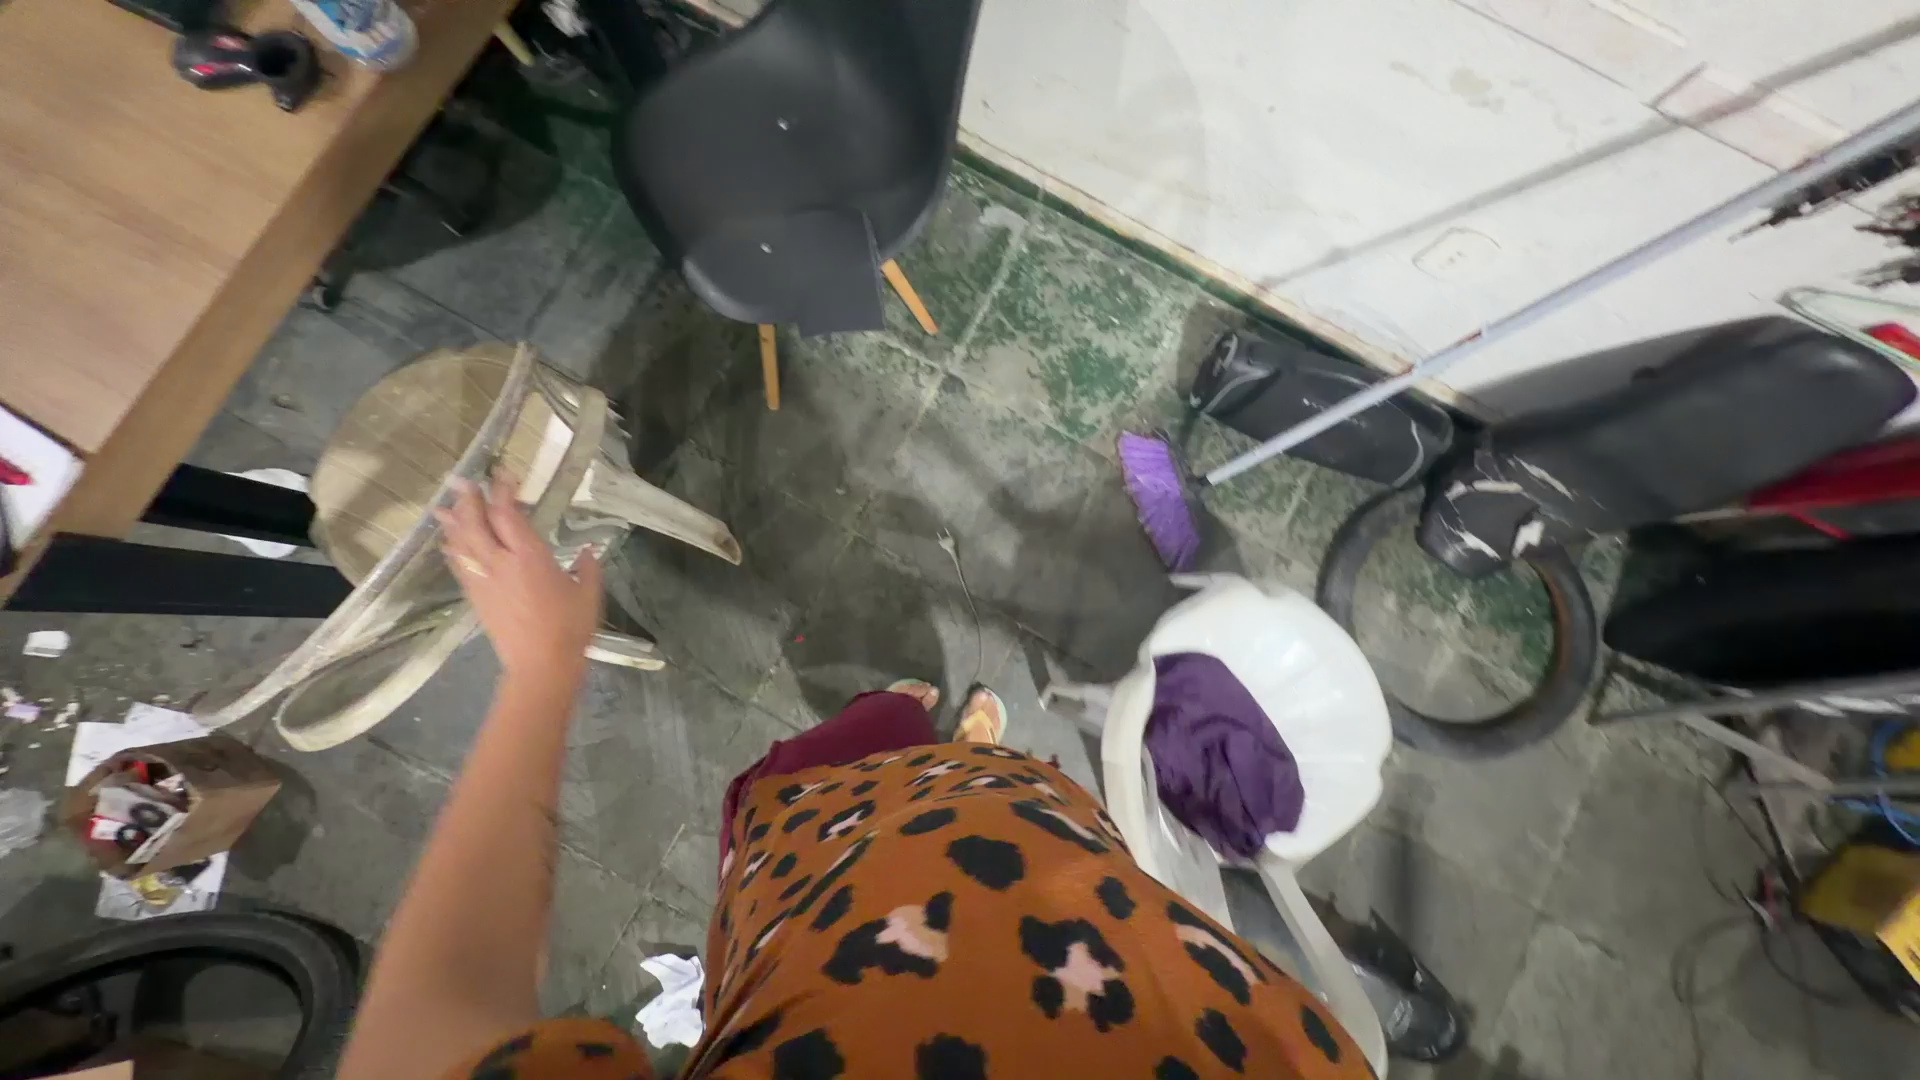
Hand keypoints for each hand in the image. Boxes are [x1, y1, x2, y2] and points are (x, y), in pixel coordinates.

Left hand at [436, 469, 602, 680]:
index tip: (505, 474)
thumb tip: (588, 551)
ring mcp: (484, 579)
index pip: (509, 514)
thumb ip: (588, 567)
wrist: (541, 663)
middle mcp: (500, 561)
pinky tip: (450, 542)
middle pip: (477, 522)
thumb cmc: (571, 626)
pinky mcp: (477, 595)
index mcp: (530, 556)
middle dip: (469, 499)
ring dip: (454, 520)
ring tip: (445, 504)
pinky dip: (454, 548)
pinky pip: (459, 564)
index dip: (503, 491)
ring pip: (462, 541)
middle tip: (463, 480)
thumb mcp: (588, 592)